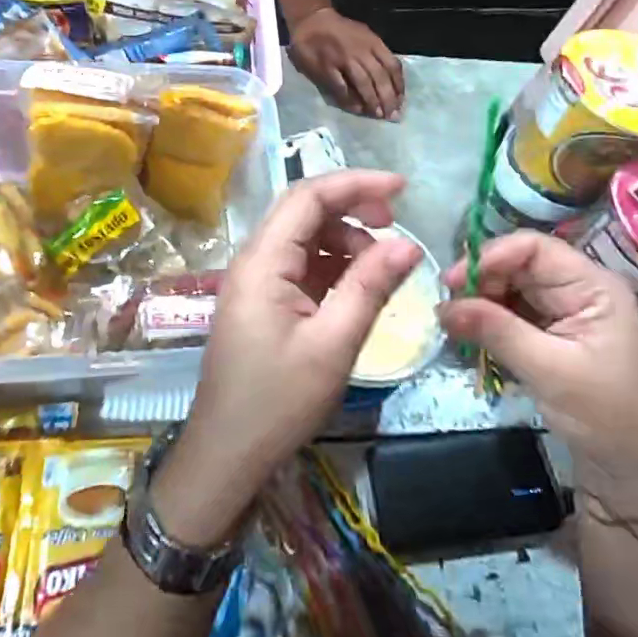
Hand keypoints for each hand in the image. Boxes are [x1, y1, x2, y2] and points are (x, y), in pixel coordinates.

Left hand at [152, 171, 420, 543]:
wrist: (228, 452)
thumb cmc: (279, 401)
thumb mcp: (334, 344)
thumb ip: (370, 287)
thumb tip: (409, 243)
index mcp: (263, 262)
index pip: (308, 197)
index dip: (356, 184)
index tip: (403, 189)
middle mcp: (253, 261)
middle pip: (304, 212)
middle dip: (352, 210)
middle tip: (395, 228)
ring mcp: (254, 282)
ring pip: (304, 240)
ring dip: (345, 242)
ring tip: (380, 270)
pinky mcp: (261, 303)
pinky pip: (300, 268)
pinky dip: (332, 269)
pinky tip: (357, 289)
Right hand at [288, 9, 405, 120]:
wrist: (311, 21)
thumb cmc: (340, 31)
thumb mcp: (364, 36)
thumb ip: (376, 54)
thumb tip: (389, 81)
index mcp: (372, 42)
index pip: (392, 65)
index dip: (398, 86)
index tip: (400, 102)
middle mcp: (360, 50)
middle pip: (380, 77)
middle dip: (388, 98)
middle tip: (391, 115)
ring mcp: (342, 58)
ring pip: (363, 83)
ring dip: (372, 101)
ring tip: (377, 114)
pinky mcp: (325, 67)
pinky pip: (341, 87)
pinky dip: (350, 100)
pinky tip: (356, 109)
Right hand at [440, 232, 637, 491]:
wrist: (635, 471)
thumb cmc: (607, 415)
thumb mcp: (550, 371)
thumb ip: (496, 331)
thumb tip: (442, 308)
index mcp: (593, 286)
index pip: (534, 248)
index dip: (490, 256)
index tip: (453, 282)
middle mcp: (577, 290)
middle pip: (517, 266)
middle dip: (480, 282)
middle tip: (447, 309)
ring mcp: (563, 313)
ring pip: (509, 289)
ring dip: (480, 302)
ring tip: (453, 324)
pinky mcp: (549, 335)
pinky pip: (510, 314)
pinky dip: (487, 321)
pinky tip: (468, 335)